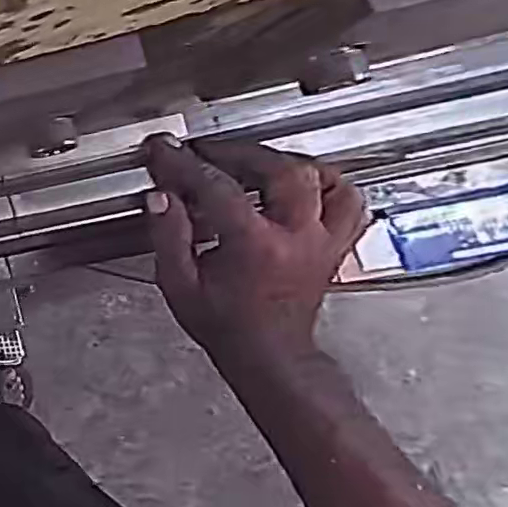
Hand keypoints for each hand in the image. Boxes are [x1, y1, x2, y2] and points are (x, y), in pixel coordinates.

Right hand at [140, 135, 368, 358]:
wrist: (268, 355)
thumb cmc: (225, 325)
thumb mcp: (179, 283)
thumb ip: (168, 236)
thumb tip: (160, 198)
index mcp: (256, 247)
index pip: (218, 188)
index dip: (185, 164)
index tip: (165, 150)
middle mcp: (298, 239)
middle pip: (279, 170)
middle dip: (235, 152)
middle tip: (205, 151)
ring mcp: (323, 240)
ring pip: (320, 178)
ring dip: (281, 161)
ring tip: (250, 159)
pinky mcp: (334, 244)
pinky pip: (346, 200)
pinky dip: (324, 181)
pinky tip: (297, 179)